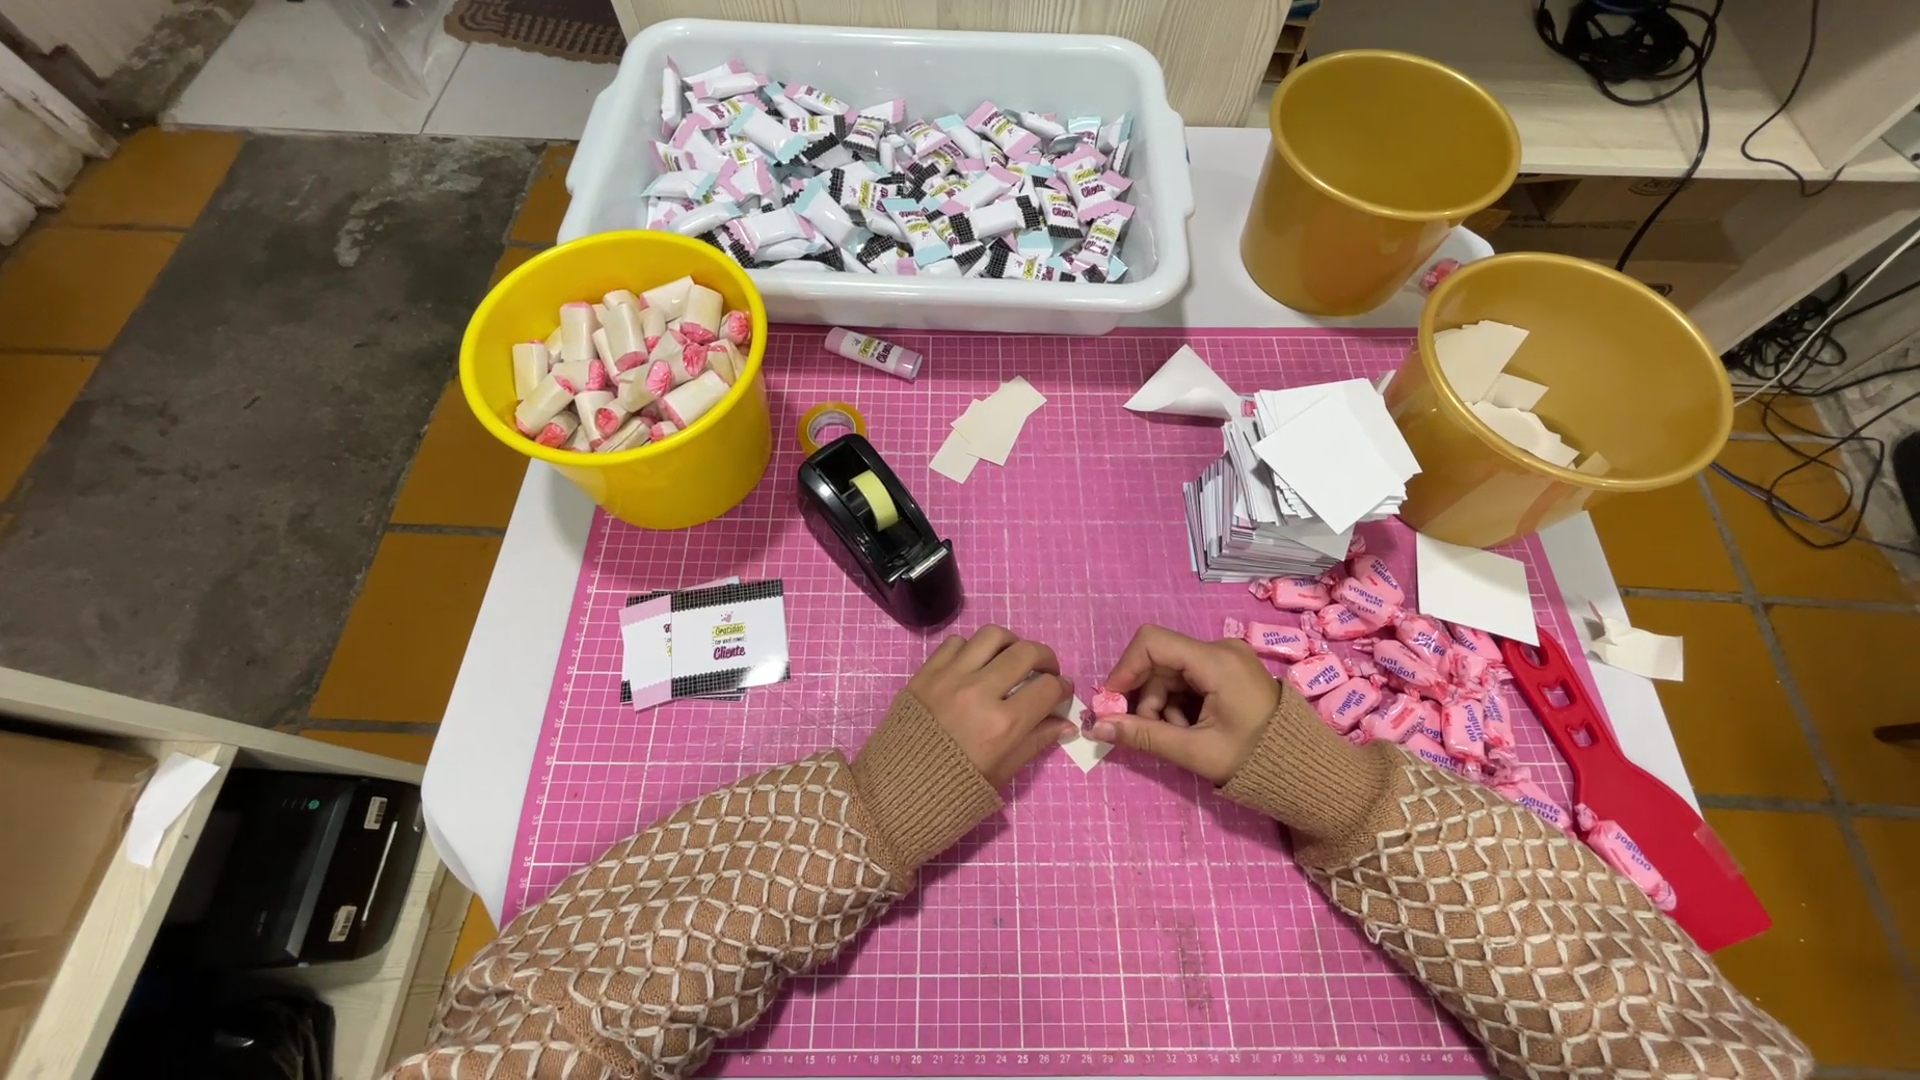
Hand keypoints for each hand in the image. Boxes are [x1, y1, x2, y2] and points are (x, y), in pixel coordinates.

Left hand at [906, 625, 1074, 787]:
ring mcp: (949, 677)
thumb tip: (1065, 722)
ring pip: (992, 636)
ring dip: (1011, 644)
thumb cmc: (952, 793)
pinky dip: (973, 649)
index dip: (1062, 688)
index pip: (1047, 688)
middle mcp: (978, 692)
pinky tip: (977, 666)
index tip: (1062, 691)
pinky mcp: (926, 672)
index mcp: (1002, 725)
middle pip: (1026, 652)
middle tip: (1046, 670)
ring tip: (1013, 659)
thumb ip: (1036, 742)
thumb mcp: (1002, 774)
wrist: (892, 795)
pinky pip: (957, 642)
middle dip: (1046, 658)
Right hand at [1088, 625, 1280, 784]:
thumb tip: (1097, 728)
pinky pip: (1187, 678)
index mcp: (1217, 661)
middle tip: (1149, 732)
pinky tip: (1191, 728)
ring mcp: (1226, 658)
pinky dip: (1178, 703)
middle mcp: (1220, 649)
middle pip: (1159, 660)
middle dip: (1146, 697)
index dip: (1125, 669)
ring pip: (1170, 672)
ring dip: (1162, 705)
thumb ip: (1144, 736)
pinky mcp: (1228, 670)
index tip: (1113, 703)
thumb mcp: (1195, 751)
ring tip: (1179, 736)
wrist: (1307, 771)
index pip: (1152, 642)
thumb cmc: (1254, 761)